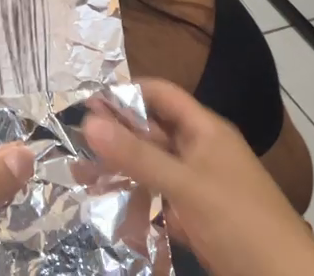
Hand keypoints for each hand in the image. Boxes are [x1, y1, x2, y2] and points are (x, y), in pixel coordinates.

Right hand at [84, 79, 313, 275]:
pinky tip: (107, 206)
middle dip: (115, 133)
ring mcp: (199, 186)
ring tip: (80, 173)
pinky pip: (160, 199)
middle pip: (152, 130)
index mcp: (205, 130)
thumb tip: (87, 120)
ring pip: (153, 167)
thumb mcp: (186, 186)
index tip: (85, 101)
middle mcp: (201, 151)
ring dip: (121, 168)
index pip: (159, 93)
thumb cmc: (241, 223)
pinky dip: (136, 200)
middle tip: (72, 139)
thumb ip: (137, 155)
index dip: (125, 92)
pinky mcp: (198, 218)